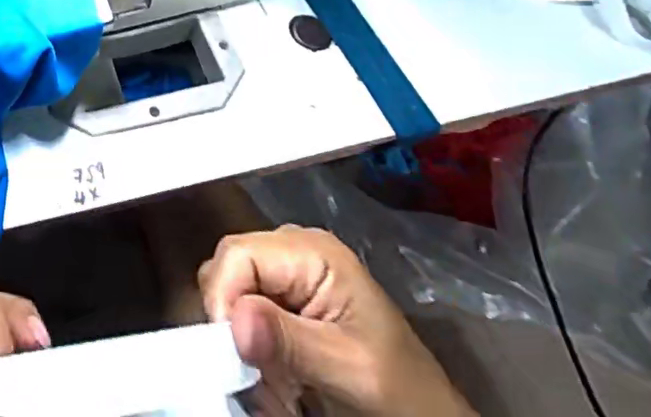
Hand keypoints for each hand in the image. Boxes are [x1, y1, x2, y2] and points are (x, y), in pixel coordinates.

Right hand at [199, 226, 475, 416]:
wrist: (426, 411)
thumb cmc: (399, 387)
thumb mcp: (348, 368)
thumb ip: (289, 342)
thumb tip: (234, 319)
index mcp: (312, 251)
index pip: (237, 253)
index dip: (223, 298)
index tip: (231, 354)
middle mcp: (294, 250)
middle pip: (229, 268)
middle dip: (232, 323)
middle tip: (256, 375)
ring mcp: (289, 273)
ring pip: (232, 292)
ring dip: (241, 342)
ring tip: (276, 384)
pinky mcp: (286, 299)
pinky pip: (245, 313)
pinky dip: (252, 350)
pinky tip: (279, 379)